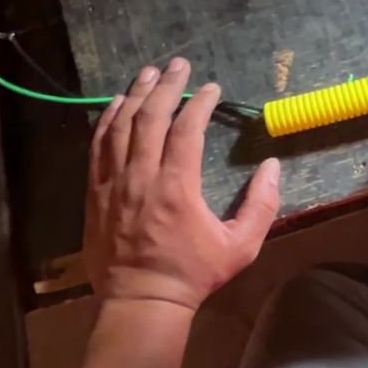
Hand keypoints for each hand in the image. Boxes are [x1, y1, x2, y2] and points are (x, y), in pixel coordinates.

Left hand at [85, 58, 280, 310]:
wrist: (141, 303)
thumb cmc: (194, 274)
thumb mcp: (240, 247)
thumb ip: (262, 206)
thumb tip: (272, 167)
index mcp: (177, 188)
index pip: (186, 130)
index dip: (199, 103)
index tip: (211, 88)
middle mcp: (141, 178)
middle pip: (150, 118)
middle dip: (167, 86)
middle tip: (179, 64)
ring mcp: (113, 184)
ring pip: (120, 126)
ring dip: (135, 95)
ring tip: (149, 73)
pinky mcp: (95, 193)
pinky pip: (97, 147)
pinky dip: (107, 120)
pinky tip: (117, 104)